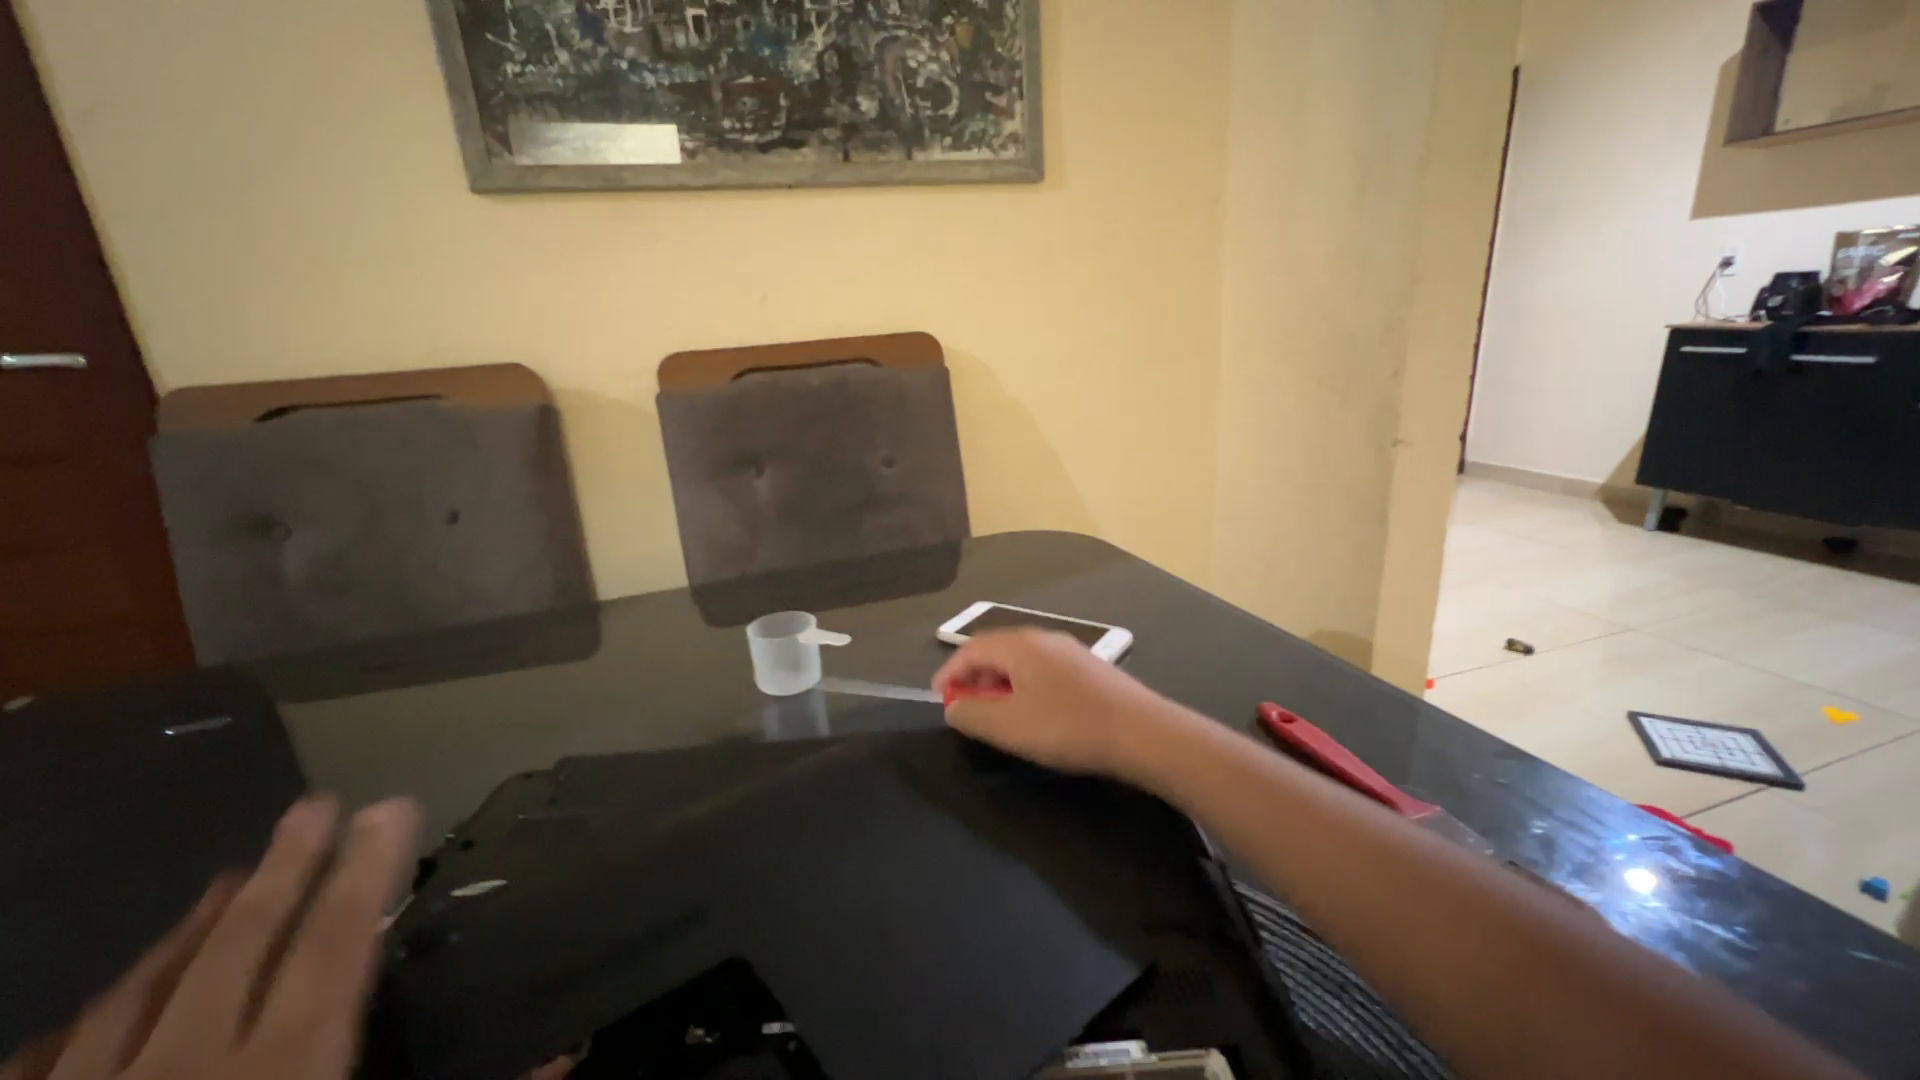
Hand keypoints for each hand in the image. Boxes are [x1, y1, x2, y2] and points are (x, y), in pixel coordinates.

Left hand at [1, 796, 419, 1079]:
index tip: (393, 808)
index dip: (368, 871)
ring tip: (226, 880)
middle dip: (286, 867)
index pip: (332, 947)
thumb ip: (370, 1068)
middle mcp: (186, 1064)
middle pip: (240, 946)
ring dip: (191, 929)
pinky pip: (43, 1062)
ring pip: (140, 992)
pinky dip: (81, 1023)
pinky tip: (90, 1009)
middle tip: (316, 802)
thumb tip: (486, 1026)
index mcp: (279, 1072)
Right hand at [933, 629, 1188, 781]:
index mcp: (1020, 645)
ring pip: (1022, 661)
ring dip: (1001, 684)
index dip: (950, 672)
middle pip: (997, 650)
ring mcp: (1071, 651)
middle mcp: (1044, 639)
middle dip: (975, 677)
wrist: (1142, 732)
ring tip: (996, 713)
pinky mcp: (1090, 670)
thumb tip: (954, 707)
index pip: (971, 649)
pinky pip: (1043, 671)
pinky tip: (1034, 713)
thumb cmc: (1068, 726)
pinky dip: (1025, 687)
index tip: (939, 697)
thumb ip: (973, 715)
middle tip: (965, 707)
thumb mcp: (1009, 726)